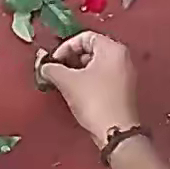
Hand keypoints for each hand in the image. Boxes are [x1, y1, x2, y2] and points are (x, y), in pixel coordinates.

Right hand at [42, 31, 140, 146]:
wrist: (116, 131)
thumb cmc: (94, 100)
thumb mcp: (68, 81)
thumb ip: (52, 68)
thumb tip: (44, 66)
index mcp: (112, 49)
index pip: (85, 37)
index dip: (65, 47)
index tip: (54, 61)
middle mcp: (123, 57)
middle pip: (92, 49)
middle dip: (71, 58)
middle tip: (57, 71)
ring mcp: (126, 73)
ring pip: (97, 64)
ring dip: (78, 70)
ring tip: (64, 82)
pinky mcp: (124, 89)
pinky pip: (103, 75)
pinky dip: (89, 79)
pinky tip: (77, 91)